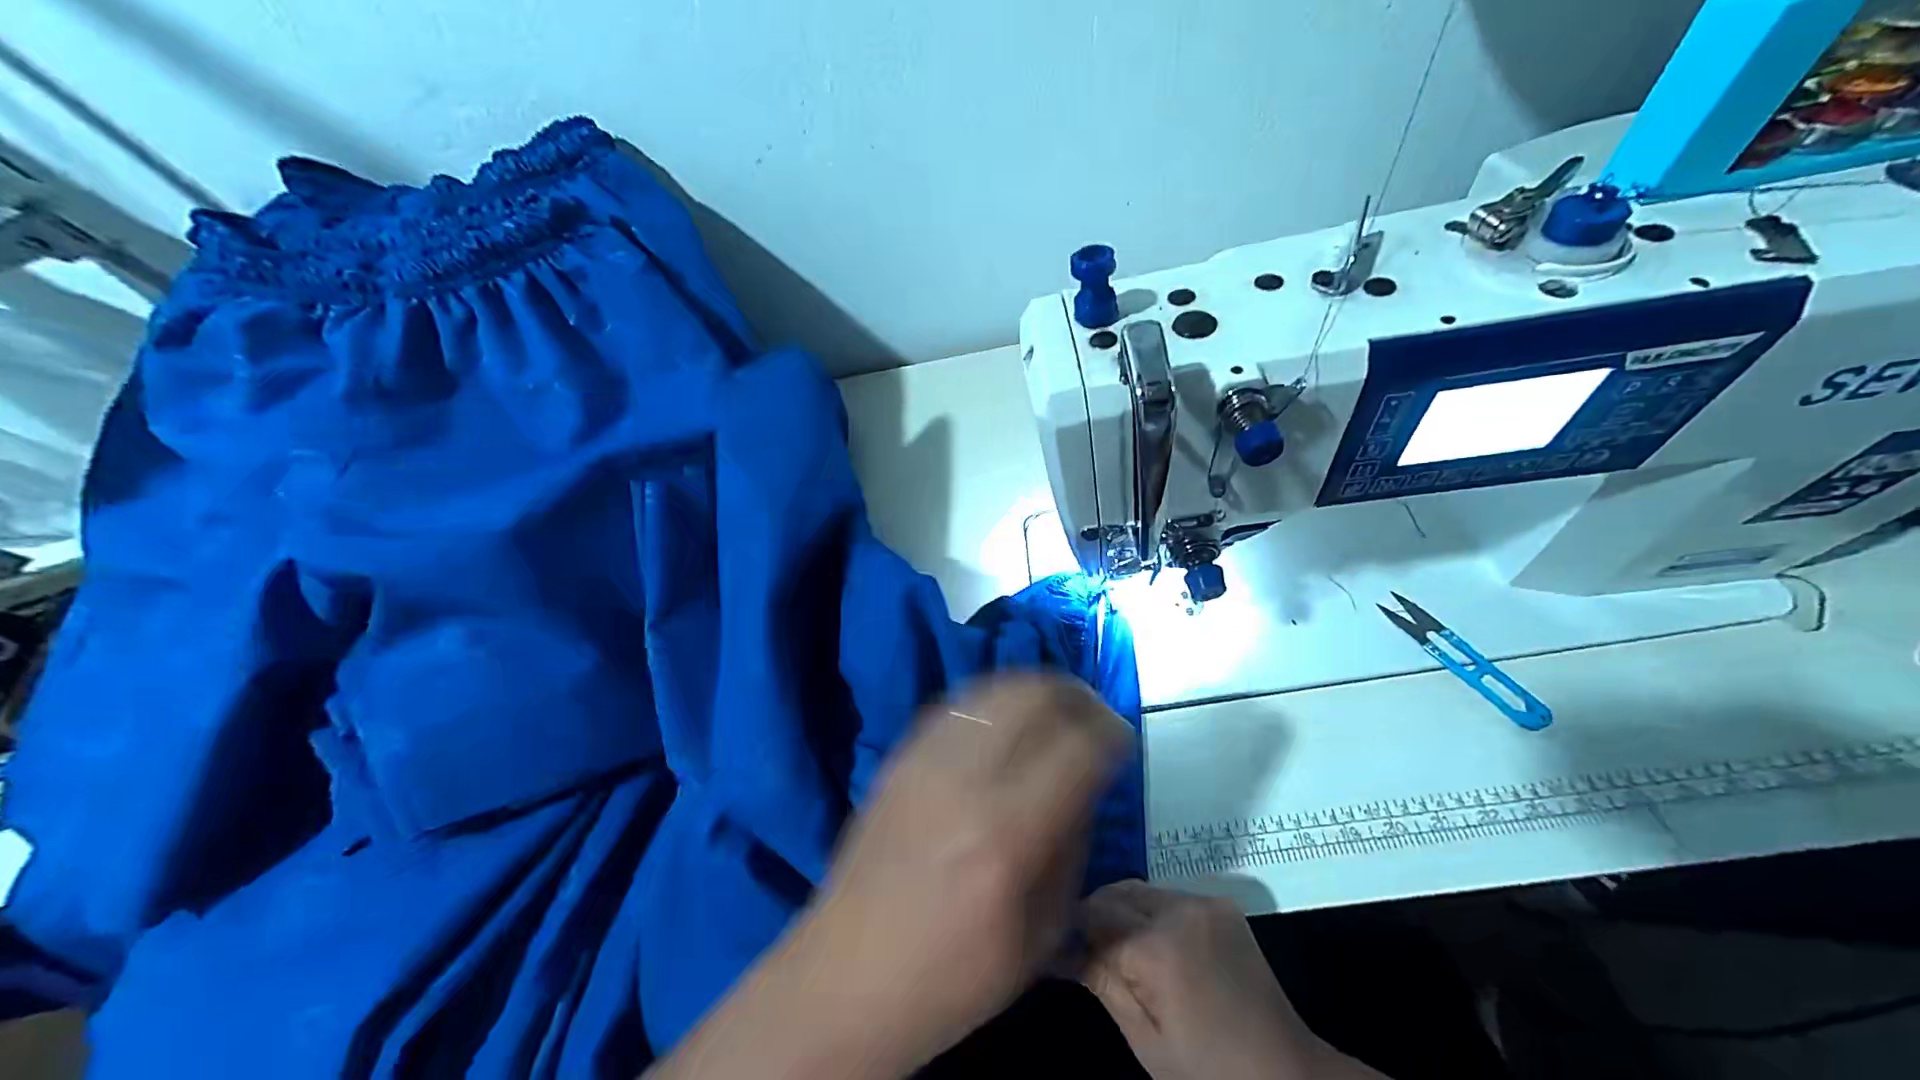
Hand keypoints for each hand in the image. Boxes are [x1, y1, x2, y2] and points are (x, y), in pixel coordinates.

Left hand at [651, 675, 1130, 1079]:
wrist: (846, 976)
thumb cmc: (953, 977)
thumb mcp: (1041, 933)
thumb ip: (1072, 844)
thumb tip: (1086, 782)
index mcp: (1008, 834)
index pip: (1079, 746)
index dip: (1111, 733)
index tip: (1121, 740)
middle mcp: (964, 780)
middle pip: (1033, 695)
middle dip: (1075, 696)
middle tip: (1092, 716)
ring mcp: (924, 762)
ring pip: (993, 689)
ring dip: (1035, 690)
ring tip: (1054, 710)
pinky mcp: (897, 759)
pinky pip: (957, 706)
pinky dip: (994, 701)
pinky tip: (1006, 722)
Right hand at [1081, 881, 1388, 1079]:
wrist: (1287, 1071)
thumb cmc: (1208, 1068)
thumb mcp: (1144, 1038)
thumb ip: (1101, 982)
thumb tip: (1057, 949)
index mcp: (1155, 946)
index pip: (1092, 913)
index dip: (1072, 928)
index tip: (1061, 947)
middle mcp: (1179, 909)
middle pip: (1116, 892)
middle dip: (1097, 915)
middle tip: (1089, 950)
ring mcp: (1205, 902)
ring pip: (1142, 889)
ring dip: (1125, 911)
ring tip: (1124, 950)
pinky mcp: (1223, 903)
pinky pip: (1171, 895)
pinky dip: (1154, 912)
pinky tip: (1159, 946)